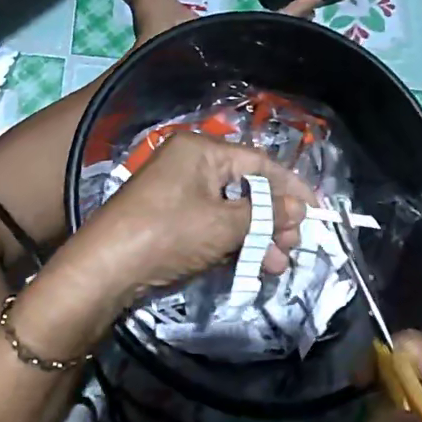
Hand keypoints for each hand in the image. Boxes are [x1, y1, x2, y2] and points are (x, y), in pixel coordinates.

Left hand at [73, 132, 314, 297]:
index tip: (317, 210)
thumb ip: (266, 214)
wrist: (104, 271)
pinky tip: (253, 263)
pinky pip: (214, 223)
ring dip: (258, 236)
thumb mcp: (223, 224)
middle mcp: (191, 164)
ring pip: (233, 209)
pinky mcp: (173, 218)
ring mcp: (180, 192)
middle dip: (274, 218)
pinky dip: (235, 242)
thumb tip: (299, 210)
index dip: (291, 187)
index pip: (260, 163)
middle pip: (247, 187)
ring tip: (276, 263)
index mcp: (201, 150)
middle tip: (293, 244)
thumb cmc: (167, 234)